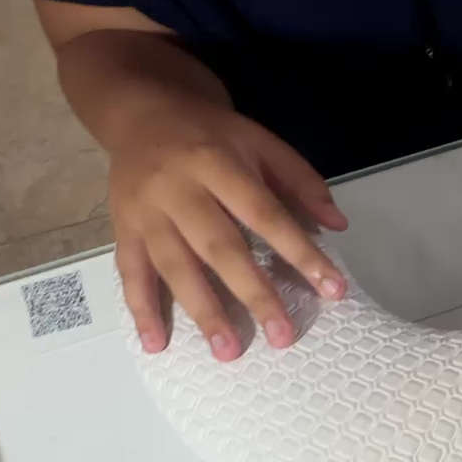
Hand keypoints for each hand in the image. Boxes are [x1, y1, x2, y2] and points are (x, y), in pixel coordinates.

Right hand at [105, 86, 351, 360]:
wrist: (136, 108)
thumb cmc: (212, 135)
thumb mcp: (261, 141)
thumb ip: (302, 182)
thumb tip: (339, 225)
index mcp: (217, 163)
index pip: (266, 214)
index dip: (301, 253)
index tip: (333, 290)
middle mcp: (177, 189)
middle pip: (219, 248)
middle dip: (253, 295)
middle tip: (282, 337)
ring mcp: (144, 211)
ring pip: (174, 266)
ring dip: (202, 312)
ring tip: (228, 352)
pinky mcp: (121, 227)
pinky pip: (130, 272)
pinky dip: (141, 309)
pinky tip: (157, 344)